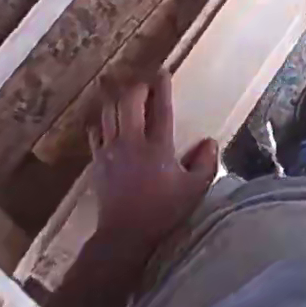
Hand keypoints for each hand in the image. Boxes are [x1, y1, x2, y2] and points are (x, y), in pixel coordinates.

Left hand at [88, 71, 218, 257]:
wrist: (125, 235)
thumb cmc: (163, 212)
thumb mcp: (194, 191)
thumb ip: (205, 163)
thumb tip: (210, 141)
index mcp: (158, 146)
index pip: (160, 107)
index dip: (161, 86)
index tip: (162, 71)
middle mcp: (132, 141)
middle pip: (129, 100)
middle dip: (137, 86)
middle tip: (145, 85)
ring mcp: (111, 149)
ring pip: (109, 111)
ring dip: (117, 98)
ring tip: (125, 95)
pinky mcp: (97, 160)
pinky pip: (95, 131)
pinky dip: (101, 121)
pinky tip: (107, 121)